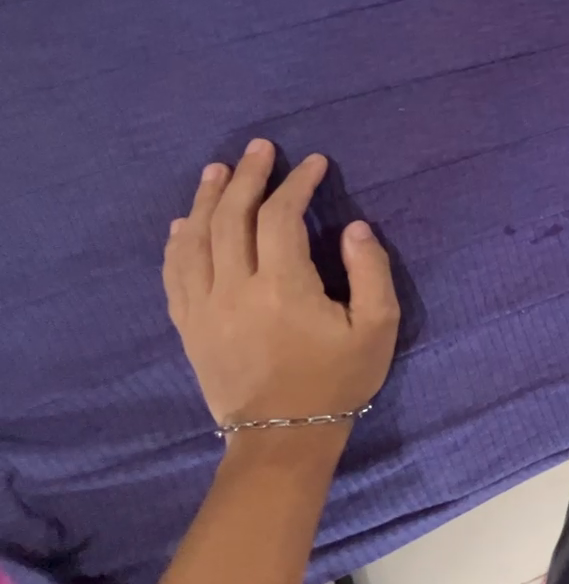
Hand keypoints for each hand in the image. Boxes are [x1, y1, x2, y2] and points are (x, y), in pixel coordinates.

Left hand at [162, 140, 398, 440]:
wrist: (284, 434)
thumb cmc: (341, 376)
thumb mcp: (378, 324)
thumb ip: (370, 271)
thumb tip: (354, 227)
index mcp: (283, 288)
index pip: (281, 219)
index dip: (297, 185)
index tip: (315, 162)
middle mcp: (234, 291)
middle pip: (231, 220)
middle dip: (247, 179)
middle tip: (262, 149)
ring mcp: (204, 309)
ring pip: (195, 241)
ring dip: (206, 200)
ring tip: (218, 170)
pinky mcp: (190, 326)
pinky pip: (175, 274)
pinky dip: (178, 241)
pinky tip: (186, 221)